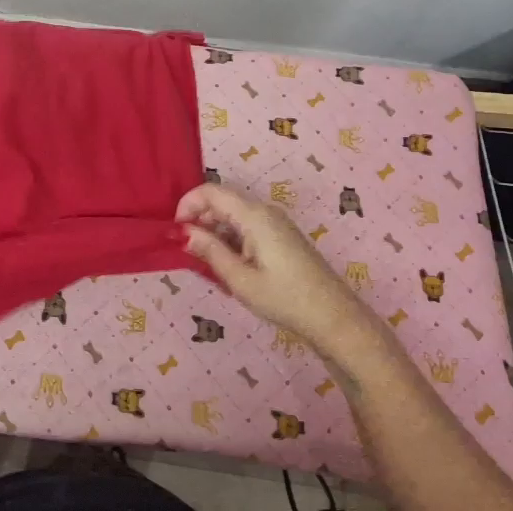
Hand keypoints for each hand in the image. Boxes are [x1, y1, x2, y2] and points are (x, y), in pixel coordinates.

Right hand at [178, 183, 373, 345]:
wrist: (336, 320)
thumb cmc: (285, 299)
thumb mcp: (239, 279)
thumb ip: (209, 251)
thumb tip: (183, 232)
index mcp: (254, 215)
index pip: (211, 191)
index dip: (187, 205)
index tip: (176, 232)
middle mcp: (265, 211)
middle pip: (222, 201)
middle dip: (199, 220)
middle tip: (188, 250)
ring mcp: (277, 223)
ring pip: (234, 214)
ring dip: (215, 231)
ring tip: (208, 263)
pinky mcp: (283, 237)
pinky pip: (248, 226)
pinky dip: (231, 238)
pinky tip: (230, 266)